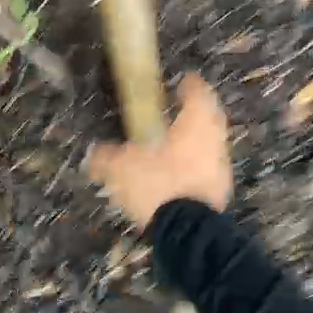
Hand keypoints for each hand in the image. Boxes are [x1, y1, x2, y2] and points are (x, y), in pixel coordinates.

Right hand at [85, 74, 232, 226]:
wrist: (186, 232)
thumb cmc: (157, 185)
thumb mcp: (120, 168)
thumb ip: (105, 158)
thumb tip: (93, 152)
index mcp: (194, 127)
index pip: (199, 95)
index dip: (191, 85)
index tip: (185, 80)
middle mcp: (213, 143)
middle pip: (211, 120)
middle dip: (198, 113)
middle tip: (182, 110)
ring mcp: (220, 169)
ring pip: (211, 146)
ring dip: (198, 141)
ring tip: (177, 143)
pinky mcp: (220, 193)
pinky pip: (208, 170)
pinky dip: (196, 166)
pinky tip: (179, 174)